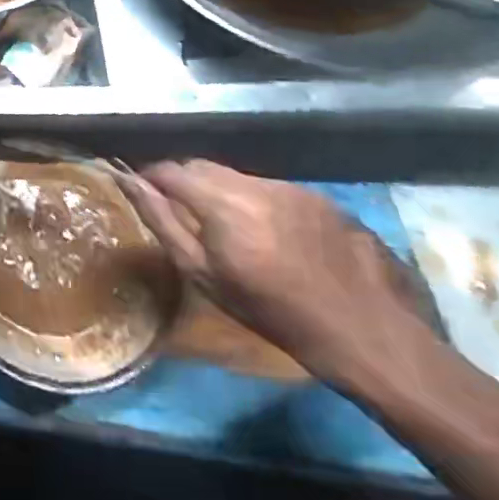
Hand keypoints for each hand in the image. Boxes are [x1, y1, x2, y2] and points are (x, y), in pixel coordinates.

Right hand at [109, 159, 434, 386]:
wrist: (367, 333)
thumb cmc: (272, 312)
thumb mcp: (204, 274)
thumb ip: (163, 222)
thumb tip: (130, 184)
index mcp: (224, 204)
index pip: (171, 170)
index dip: (150, 177)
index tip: (141, 191)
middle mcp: (257, 185)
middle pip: (203, 167)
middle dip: (183, 181)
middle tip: (179, 212)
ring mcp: (294, 188)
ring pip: (238, 177)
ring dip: (221, 192)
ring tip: (227, 229)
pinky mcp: (321, 198)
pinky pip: (271, 190)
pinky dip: (255, 202)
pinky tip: (270, 235)